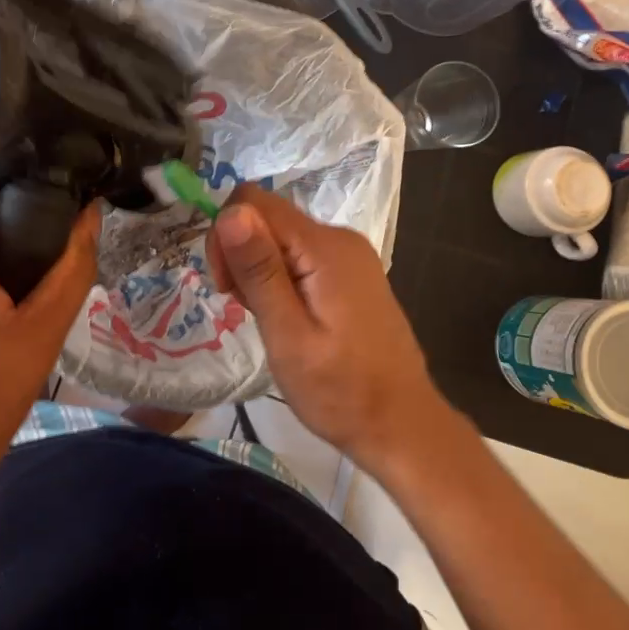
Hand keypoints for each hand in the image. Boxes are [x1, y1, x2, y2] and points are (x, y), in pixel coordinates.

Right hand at [205, 184, 447, 463]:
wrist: (402, 427)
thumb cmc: (340, 391)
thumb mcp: (288, 335)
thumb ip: (259, 271)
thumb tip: (231, 211)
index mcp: (325, 248)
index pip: (253, 203)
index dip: (226, 236)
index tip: (227, 288)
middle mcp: (339, 239)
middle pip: (266, 217)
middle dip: (239, 255)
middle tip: (243, 310)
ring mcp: (349, 256)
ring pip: (278, 238)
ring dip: (257, 271)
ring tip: (267, 321)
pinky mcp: (350, 274)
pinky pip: (298, 257)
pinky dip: (278, 280)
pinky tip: (285, 319)